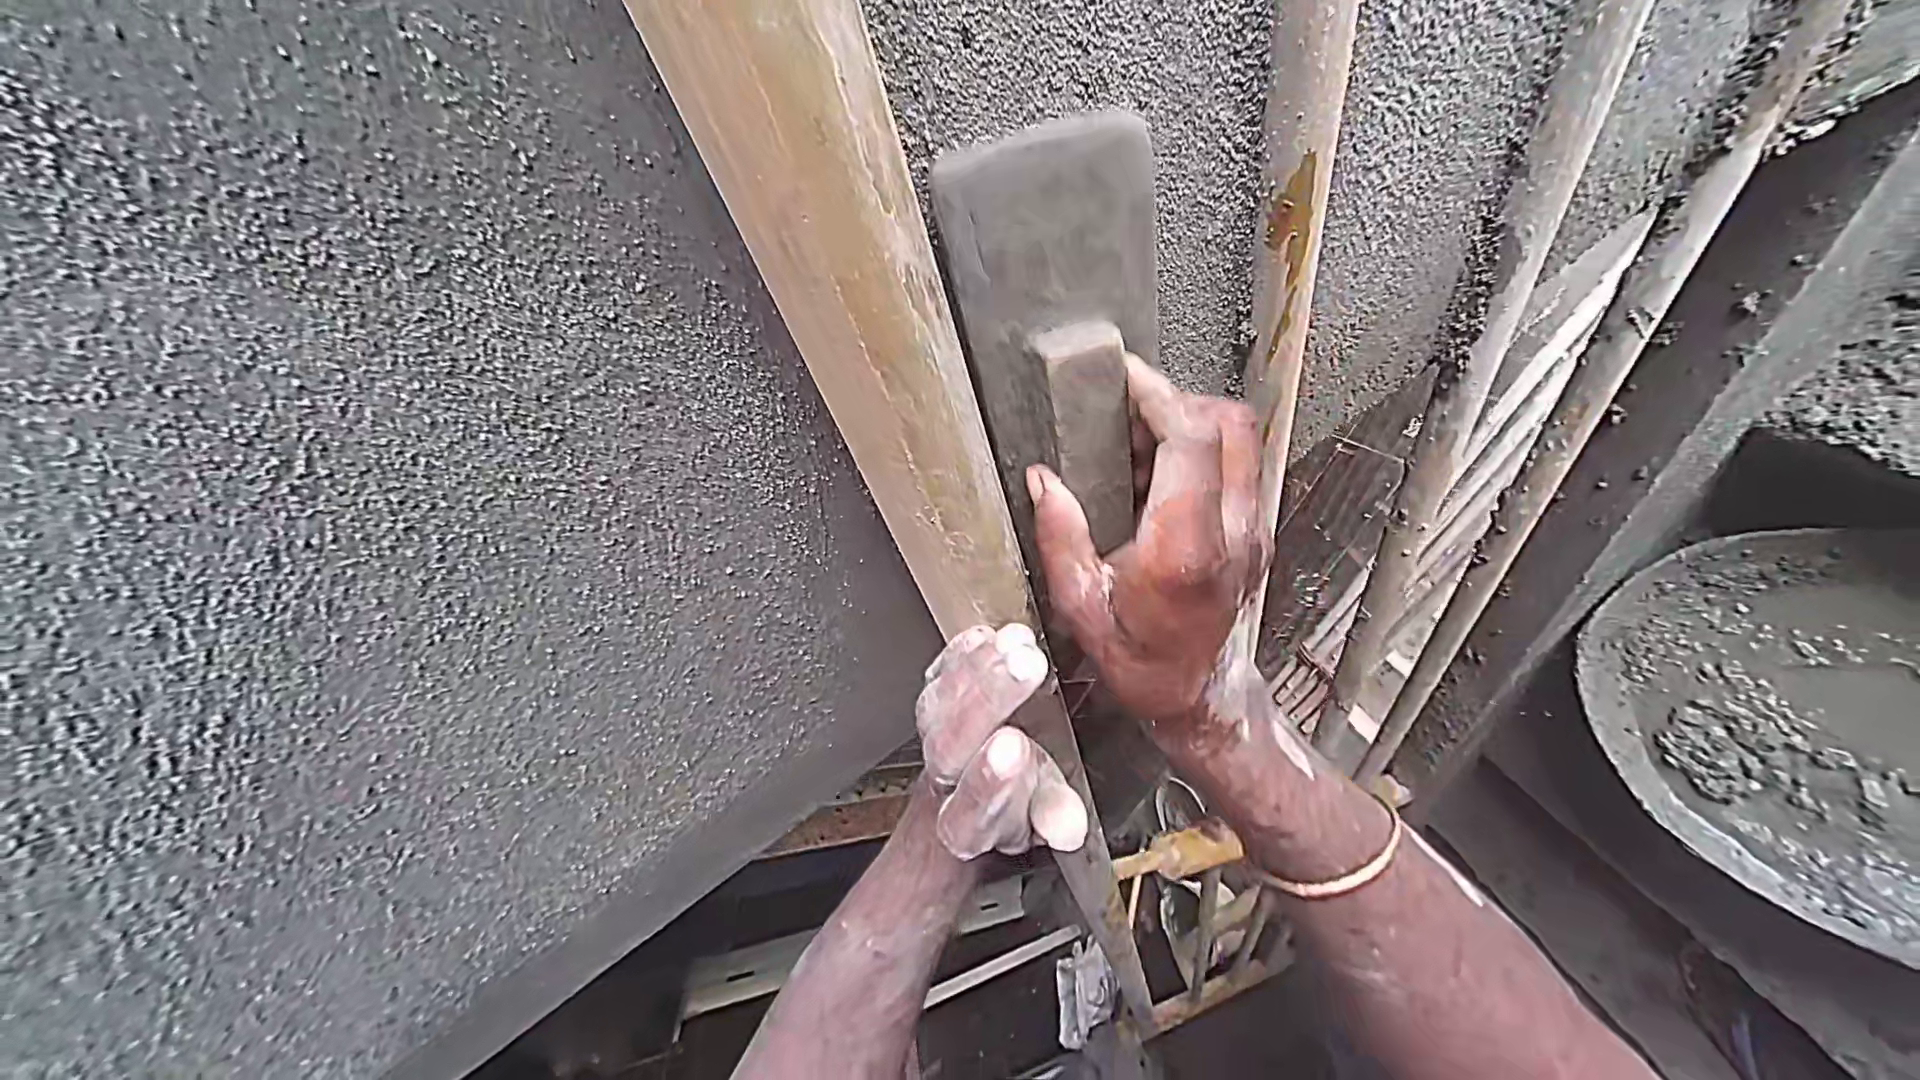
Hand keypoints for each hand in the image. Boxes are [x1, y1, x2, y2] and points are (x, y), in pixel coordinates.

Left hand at [915, 623, 1089, 858]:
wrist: (991, 769)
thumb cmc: (1023, 792)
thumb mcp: (1047, 813)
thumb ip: (1055, 816)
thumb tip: (1068, 825)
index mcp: (971, 822)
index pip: (970, 811)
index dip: (988, 782)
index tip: (1015, 747)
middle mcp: (944, 775)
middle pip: (950, 745)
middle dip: (988, 703)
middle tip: (1025, 668)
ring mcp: (934, 731)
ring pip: (943, 702)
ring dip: (981, 667)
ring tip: (1018, 645)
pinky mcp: (934, 693)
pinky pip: (940, 670)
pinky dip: (964, 651)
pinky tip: (989, 637)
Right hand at [1029, 355, 1267, 751]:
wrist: (1198, 695)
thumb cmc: (1143, 664)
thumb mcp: (1081, 607)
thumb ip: (1061, 538)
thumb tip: (1044, 482)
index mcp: (1183, 548)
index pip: (1190, 438)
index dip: (1157, 395)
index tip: (1125, 378)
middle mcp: (1231, 532)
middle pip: (1229, 423)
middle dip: (1175, 400)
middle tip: (1127, 410)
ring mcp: (1251, 530)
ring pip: (1242, 437)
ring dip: (1190, 422)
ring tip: (1138, 441)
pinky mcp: (1254, 531)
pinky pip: (1239, 463)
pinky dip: (1201, 448)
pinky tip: (1159, 473)